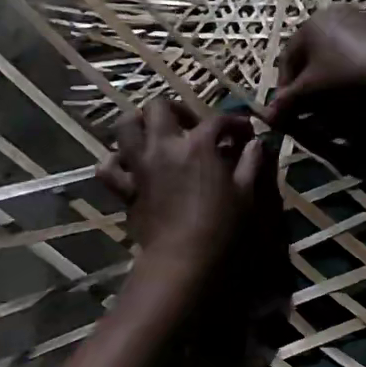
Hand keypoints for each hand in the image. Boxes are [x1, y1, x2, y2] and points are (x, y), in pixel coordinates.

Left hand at [98, 98, 266, 269]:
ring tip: (155, 134)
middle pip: (160, 107)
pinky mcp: (126, 188)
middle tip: (191, 126)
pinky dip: (115, 161)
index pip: (217, 120)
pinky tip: (127, 164)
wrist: (183, 258)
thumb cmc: (220, 226)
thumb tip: (257, 144)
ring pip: (126, 126)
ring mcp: (140, 165)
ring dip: (139, 123)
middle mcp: (164, 146)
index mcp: (197, 145)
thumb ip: (251, 163)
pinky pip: (108, 168)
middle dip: (177, 109)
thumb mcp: (246, 193)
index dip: (234, 122)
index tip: (245, 132)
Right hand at [264, 4, 365, 123]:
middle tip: (307, 108)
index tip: (286, 110)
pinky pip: (353, 53)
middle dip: (305, 84)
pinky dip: (346, 72)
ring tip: (330, 102)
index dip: (284, 87)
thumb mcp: (313, 89)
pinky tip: (354, 90)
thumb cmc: (347, 73)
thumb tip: (266, 118)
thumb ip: (288, 101)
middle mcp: (331, 14)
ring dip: (325, 79)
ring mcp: (358, 19)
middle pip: (309, 55)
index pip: (287, 59)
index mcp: (310, 23)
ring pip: (331, 55)